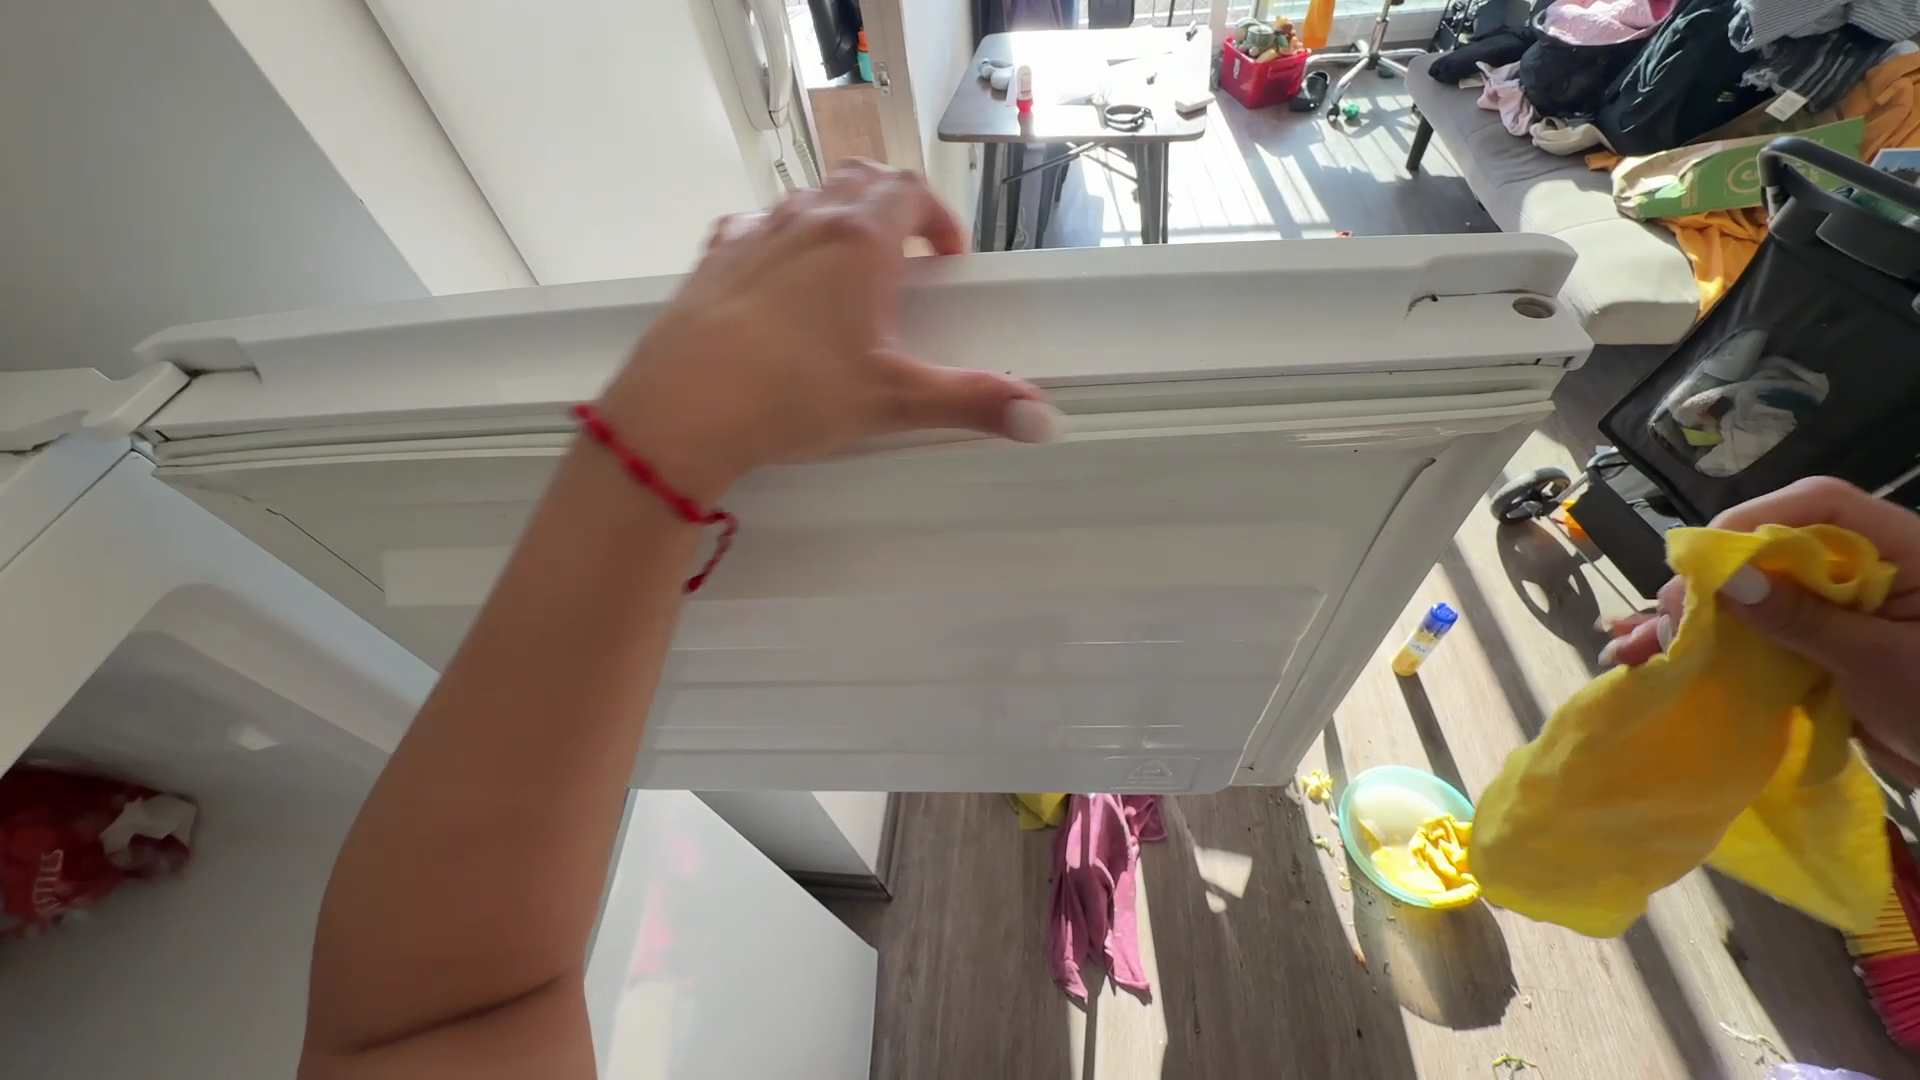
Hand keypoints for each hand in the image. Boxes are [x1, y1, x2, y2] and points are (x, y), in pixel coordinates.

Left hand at [595, 160, 1054, 502]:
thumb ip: (972, 402)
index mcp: (859, 239)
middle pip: (860, 180)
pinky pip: (755, 229)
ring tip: (848, 274)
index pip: (912, 192)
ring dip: (838, 221)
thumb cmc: (795, 393)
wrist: (684, 408)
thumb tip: (1042, 419)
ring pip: (807, 200)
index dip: (940, 218)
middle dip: (893, 207)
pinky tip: (780, 282)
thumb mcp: (895, 399)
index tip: (949, 258)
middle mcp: (807, 220)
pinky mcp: (713, 260)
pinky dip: (781, 241)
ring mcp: (754, 234)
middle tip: (906, 256)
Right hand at [1601, 476, 1919, 778]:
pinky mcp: (1812, 644)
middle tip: (1673, 615)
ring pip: (1746, 592)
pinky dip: (1702, 641)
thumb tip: (1723, 579)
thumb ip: (1801, 617)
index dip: (1755, 521)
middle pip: (1769, 548)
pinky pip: (1746, 629)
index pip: (1821, 506)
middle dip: (1710, 579)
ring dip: (1693, 615)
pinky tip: (1652, 650)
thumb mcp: (1882, 662)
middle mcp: (1866, 572)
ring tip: (1647, 642)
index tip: (1704, 565)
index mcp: (1906, 555)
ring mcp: (1835, 610)